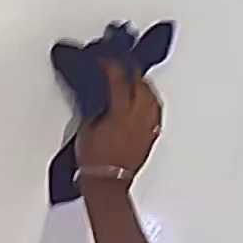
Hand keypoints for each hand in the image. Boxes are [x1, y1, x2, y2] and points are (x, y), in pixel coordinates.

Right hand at [74, 59, 162, 183]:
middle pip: (141, 87)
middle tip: (124, 67)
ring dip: (145, 87)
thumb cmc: (94, 160)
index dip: (113, 67)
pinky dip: (151, 104)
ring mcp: (146, 128)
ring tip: (137, 81)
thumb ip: (95, 110)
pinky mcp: (150, 137)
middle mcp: (137, 120)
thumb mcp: (86, 129)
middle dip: (133, 74)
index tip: (107, 61)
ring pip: (152, 99)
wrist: (106, 182)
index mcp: (119, 115)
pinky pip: (156, 114)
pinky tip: (146, 103)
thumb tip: (98, 100)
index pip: (119, 82)